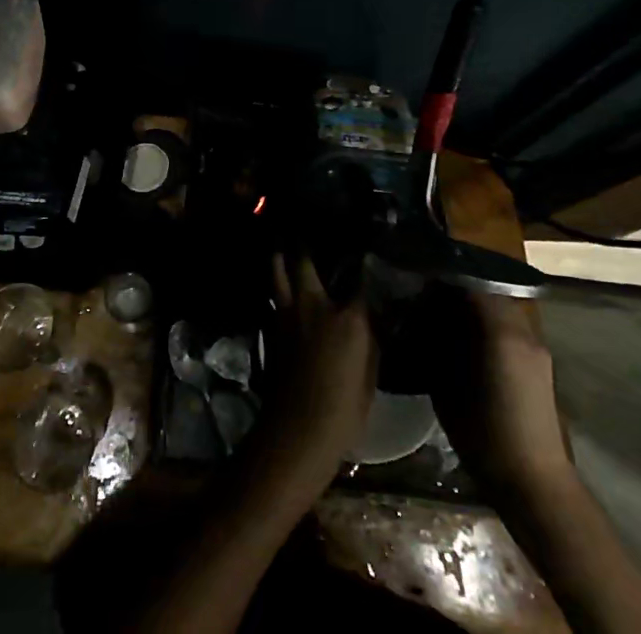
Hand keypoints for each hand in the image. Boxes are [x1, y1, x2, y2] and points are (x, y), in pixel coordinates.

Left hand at [254, 254, 377, 495]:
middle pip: (300, 259)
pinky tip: (278, 279)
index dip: (357, 250)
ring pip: (276, 271)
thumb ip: (370, 326)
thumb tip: (369, 304)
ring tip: (279, 236)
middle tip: (298, 217)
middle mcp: (311, 303)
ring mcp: (284, 313)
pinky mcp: (268, 326)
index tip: (360, 233)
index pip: (355, 272)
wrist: (301, 424)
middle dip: (299, 237)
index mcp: (346, 314)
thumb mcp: (372, 363)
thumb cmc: (346, 400)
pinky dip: (275, 281)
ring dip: (278, 252)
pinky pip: (272, 293)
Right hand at [425, 288, 571, 490]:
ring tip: (436, 310)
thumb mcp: (446, 382)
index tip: (413, 273)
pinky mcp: (538, 364)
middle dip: (455, 286)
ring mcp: (535, 348)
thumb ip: (437, 339)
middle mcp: (523, 332)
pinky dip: (485, 322)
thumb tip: (421, 312)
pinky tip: (460, 337)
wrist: (529, 478)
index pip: (471, 282)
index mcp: (501, 332)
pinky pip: (508, 327)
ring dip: (472, 303)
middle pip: (487, 291)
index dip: (441, 274)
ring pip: (500, 307)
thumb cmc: (481, 431)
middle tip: (421, 290)